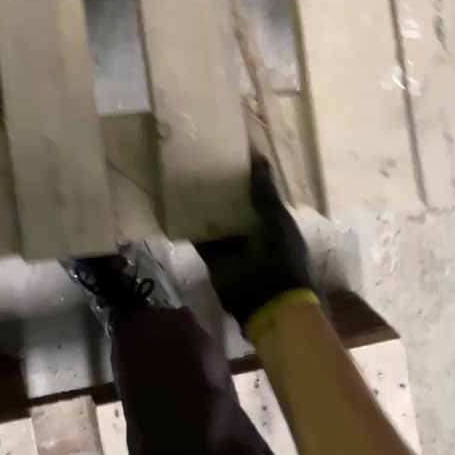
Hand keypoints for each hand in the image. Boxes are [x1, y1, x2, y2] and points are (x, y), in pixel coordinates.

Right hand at [195, 159, 317, 328]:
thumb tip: (257, 156)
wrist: (269, 302)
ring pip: (210, 217)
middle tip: (194, 160)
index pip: (253, 191)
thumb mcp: (276, 219)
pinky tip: (172, 205)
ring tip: (179, 176)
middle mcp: (248, 228)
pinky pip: (195, 235)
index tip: (223, 152)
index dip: (240, 174)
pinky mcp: (211, 255)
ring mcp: (228, 243)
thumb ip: (265, 191)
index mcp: (270, 219)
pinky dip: (185, 224)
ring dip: (198, 204)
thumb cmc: (281, 256)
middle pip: (228, 202)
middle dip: (214, 186)